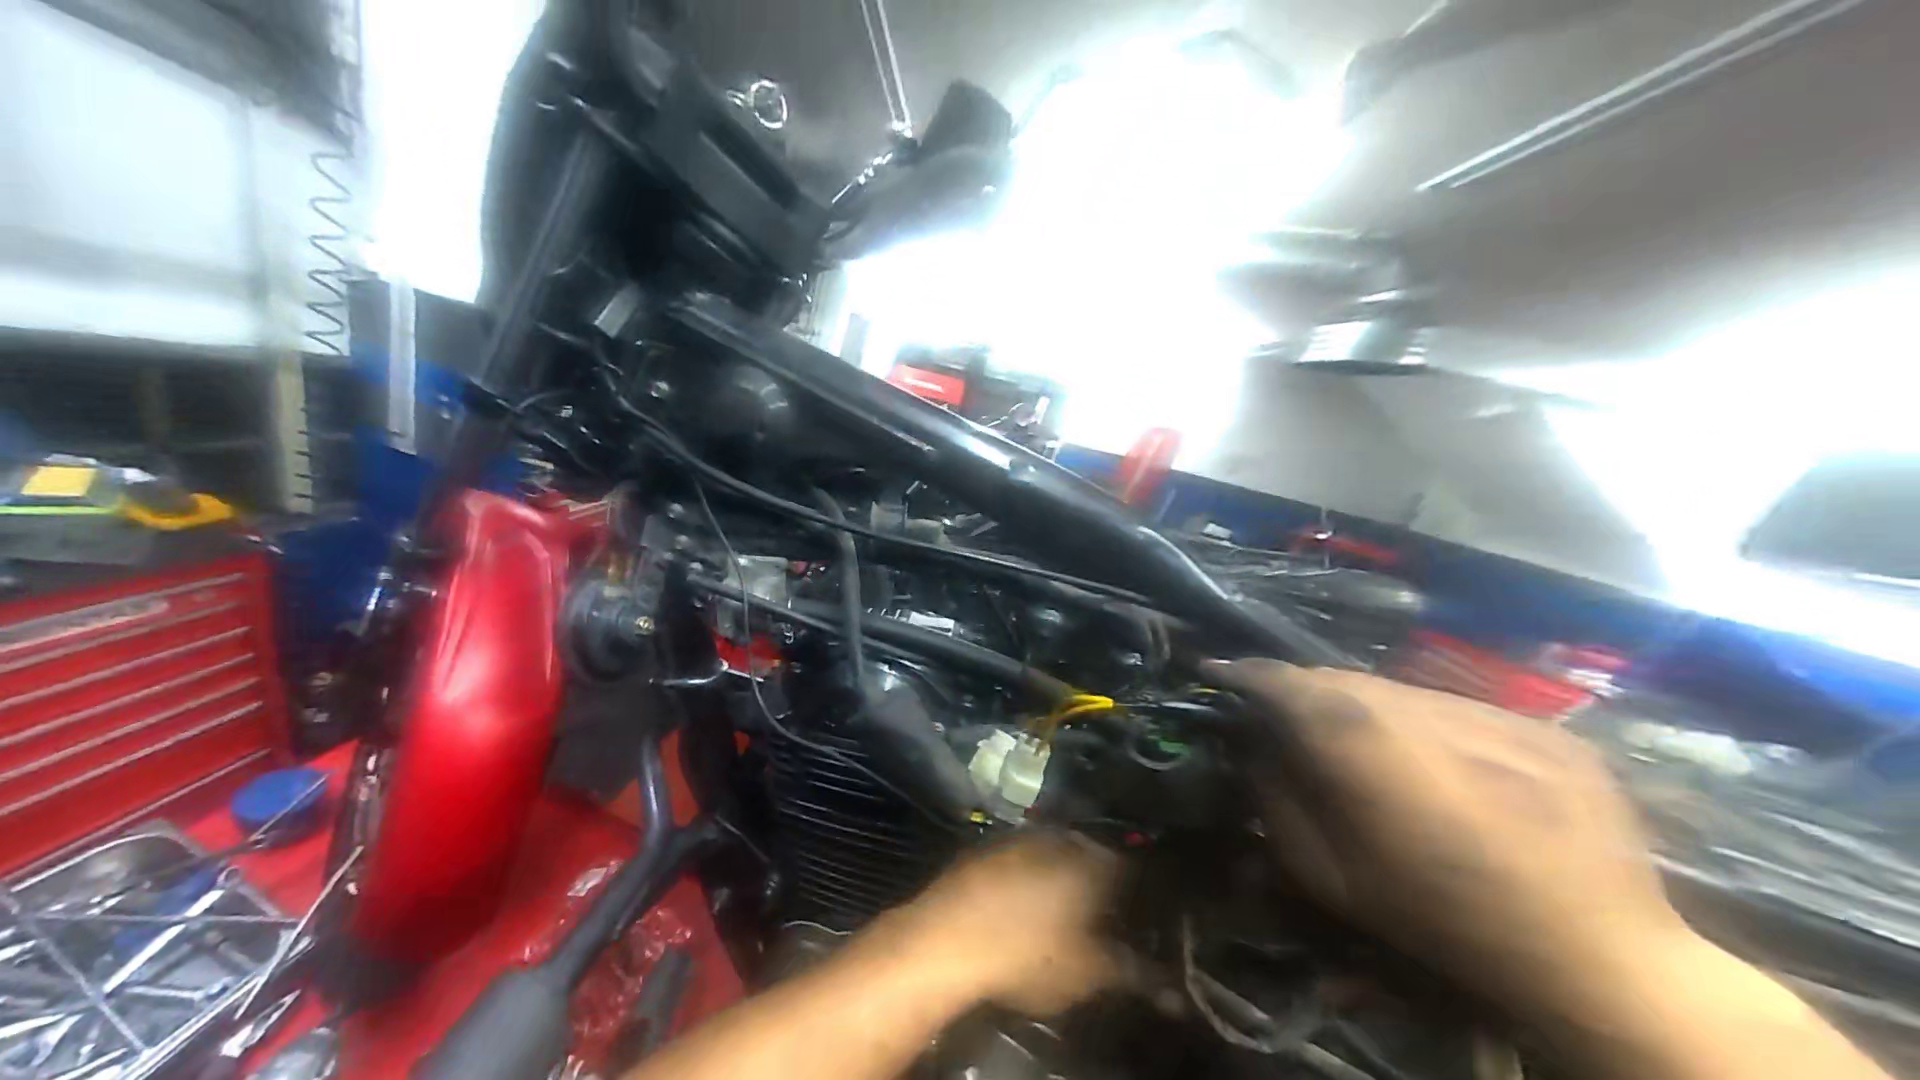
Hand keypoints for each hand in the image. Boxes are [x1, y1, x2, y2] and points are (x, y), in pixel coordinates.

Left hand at [884, 832, 1123, 1016]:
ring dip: (1064, 873)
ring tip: (1067, 909)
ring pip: (1055, 852)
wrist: (946, 939)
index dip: (1141, 892)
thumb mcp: (1088, 973)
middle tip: (1106, 914)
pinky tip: (1024, 901)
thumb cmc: (1028, 954)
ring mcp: (1018, 838)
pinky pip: (1022, 856)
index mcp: (1092, 861)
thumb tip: (1176, 994)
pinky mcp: (986, 848)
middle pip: (1093, 855)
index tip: (1144, 914)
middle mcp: (1059, 838)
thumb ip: (1136, 975)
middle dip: (1102, 880)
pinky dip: (1031, 873)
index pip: (1131, 868)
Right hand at [1205, 661, 1687, 1028]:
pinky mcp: (1536, 722)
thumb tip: (1254, 747)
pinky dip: (1423, 725)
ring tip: (1360, 744)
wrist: (1601, 955)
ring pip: (1396, 689)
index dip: (1240, 674)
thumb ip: (1275, 796)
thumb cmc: (1437, 916)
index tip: (1216, 675)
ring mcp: (1483, 707)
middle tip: (1284, 718)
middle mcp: (1414, 702)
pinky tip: (1436, 767)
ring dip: (1363, 706)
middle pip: (1336, 677)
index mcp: (1357, 736)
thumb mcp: (1326, 871)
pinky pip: (1454, 708)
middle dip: (1300, 692)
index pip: (1279, 680)